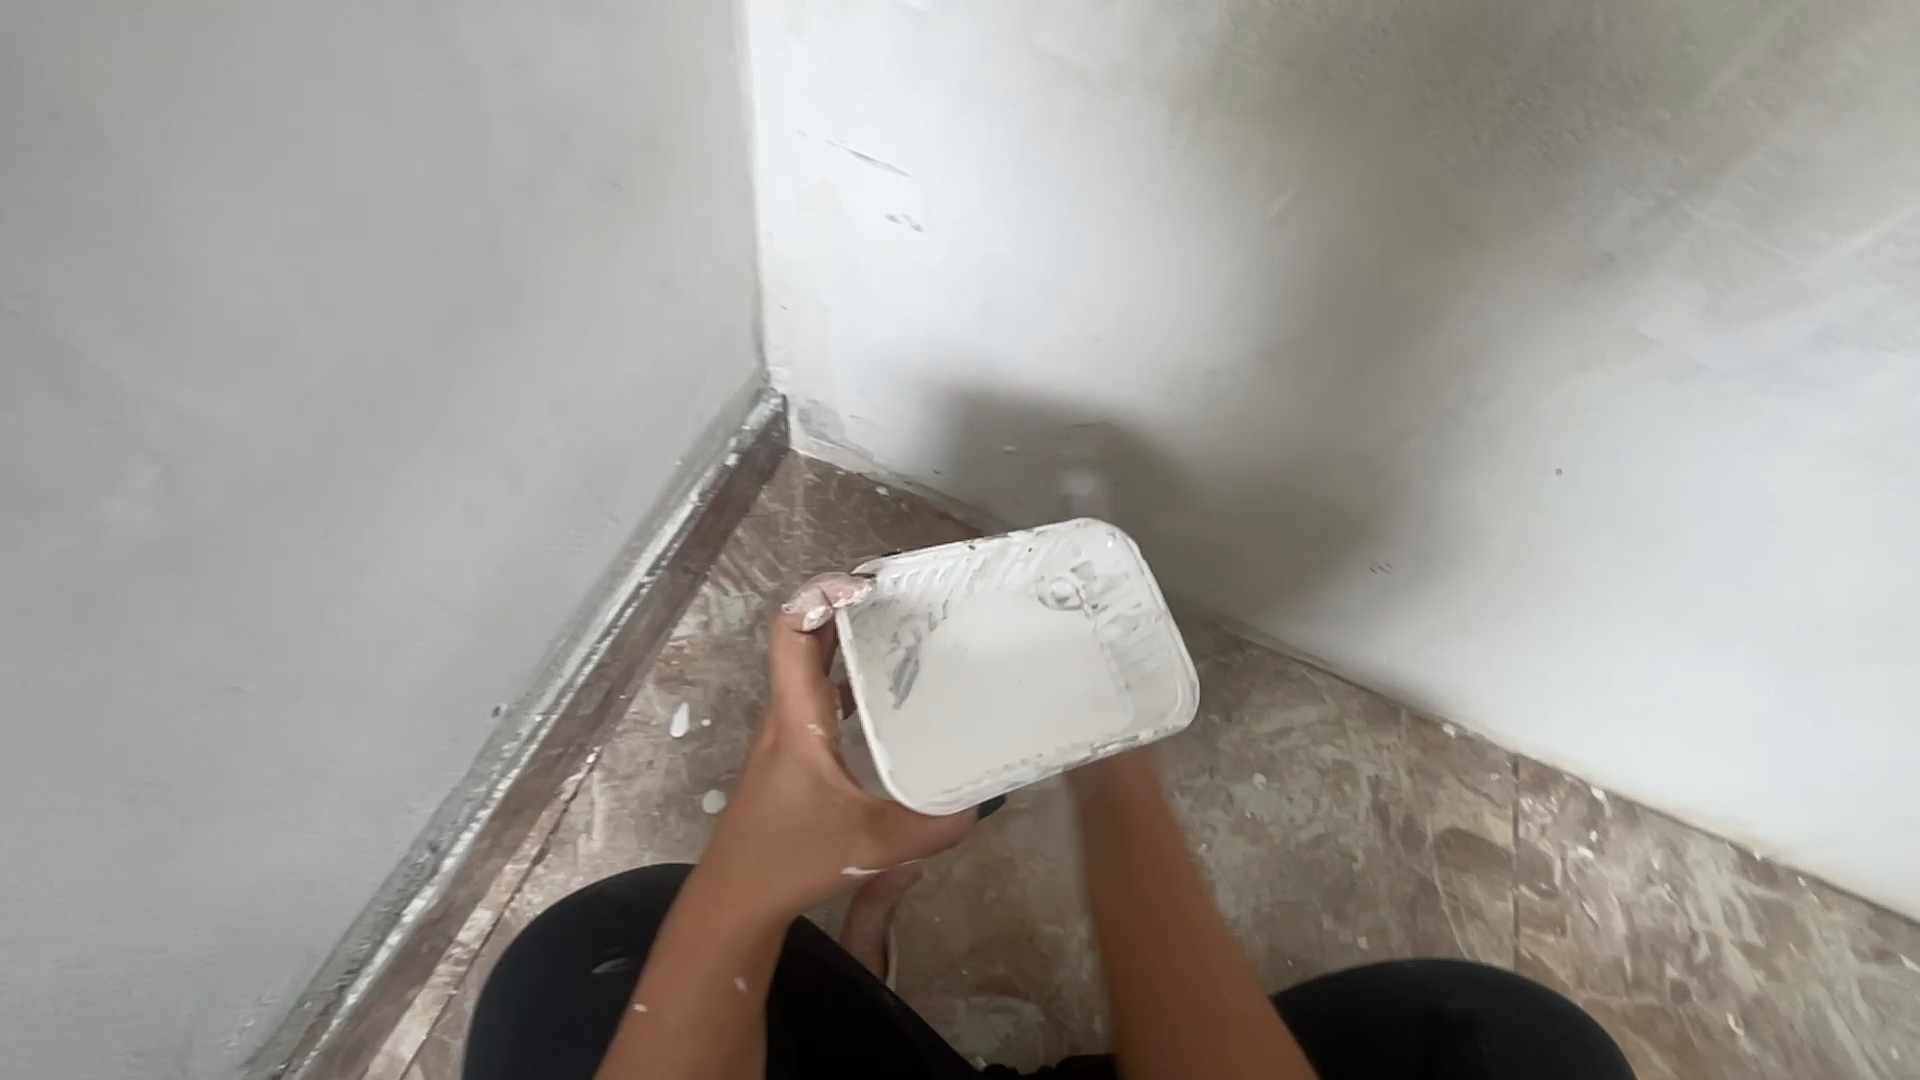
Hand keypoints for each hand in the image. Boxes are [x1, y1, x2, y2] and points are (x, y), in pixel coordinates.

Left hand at [701, 574, 977, 919]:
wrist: (736, 900)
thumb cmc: (791, 858)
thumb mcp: (871, 843)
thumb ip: (931, 825)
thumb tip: (982, 802)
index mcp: (798, 716)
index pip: (792, 631)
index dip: (821, 595)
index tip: (867, 586)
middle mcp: (788, 713)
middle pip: (807, 640)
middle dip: (847, 612)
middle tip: (900, 602)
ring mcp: (788, 734)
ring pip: (813, 669)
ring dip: (848, 646)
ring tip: (902, 637)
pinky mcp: (795, 755)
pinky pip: (821, 699)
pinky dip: (850, 684)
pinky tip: (887, 700)